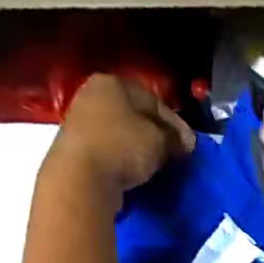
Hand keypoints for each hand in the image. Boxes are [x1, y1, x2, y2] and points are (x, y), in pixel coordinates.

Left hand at [45, 73, 195, 197]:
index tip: (189, 145)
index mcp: (112, 83)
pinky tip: (133, 174)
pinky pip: (107, 152)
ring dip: (138, 149)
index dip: (175, 124)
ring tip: (154, 167)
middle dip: (155, 134)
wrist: (80, 179)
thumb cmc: (122, 147)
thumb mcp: (159, 140)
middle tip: (173, 155)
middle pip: (134, 116)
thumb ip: (174, 138)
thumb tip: (184, 142)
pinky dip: (122, 161)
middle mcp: (92, 96)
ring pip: (120, 134)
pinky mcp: (74, 151)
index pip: (154, 101)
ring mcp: (79, 123)